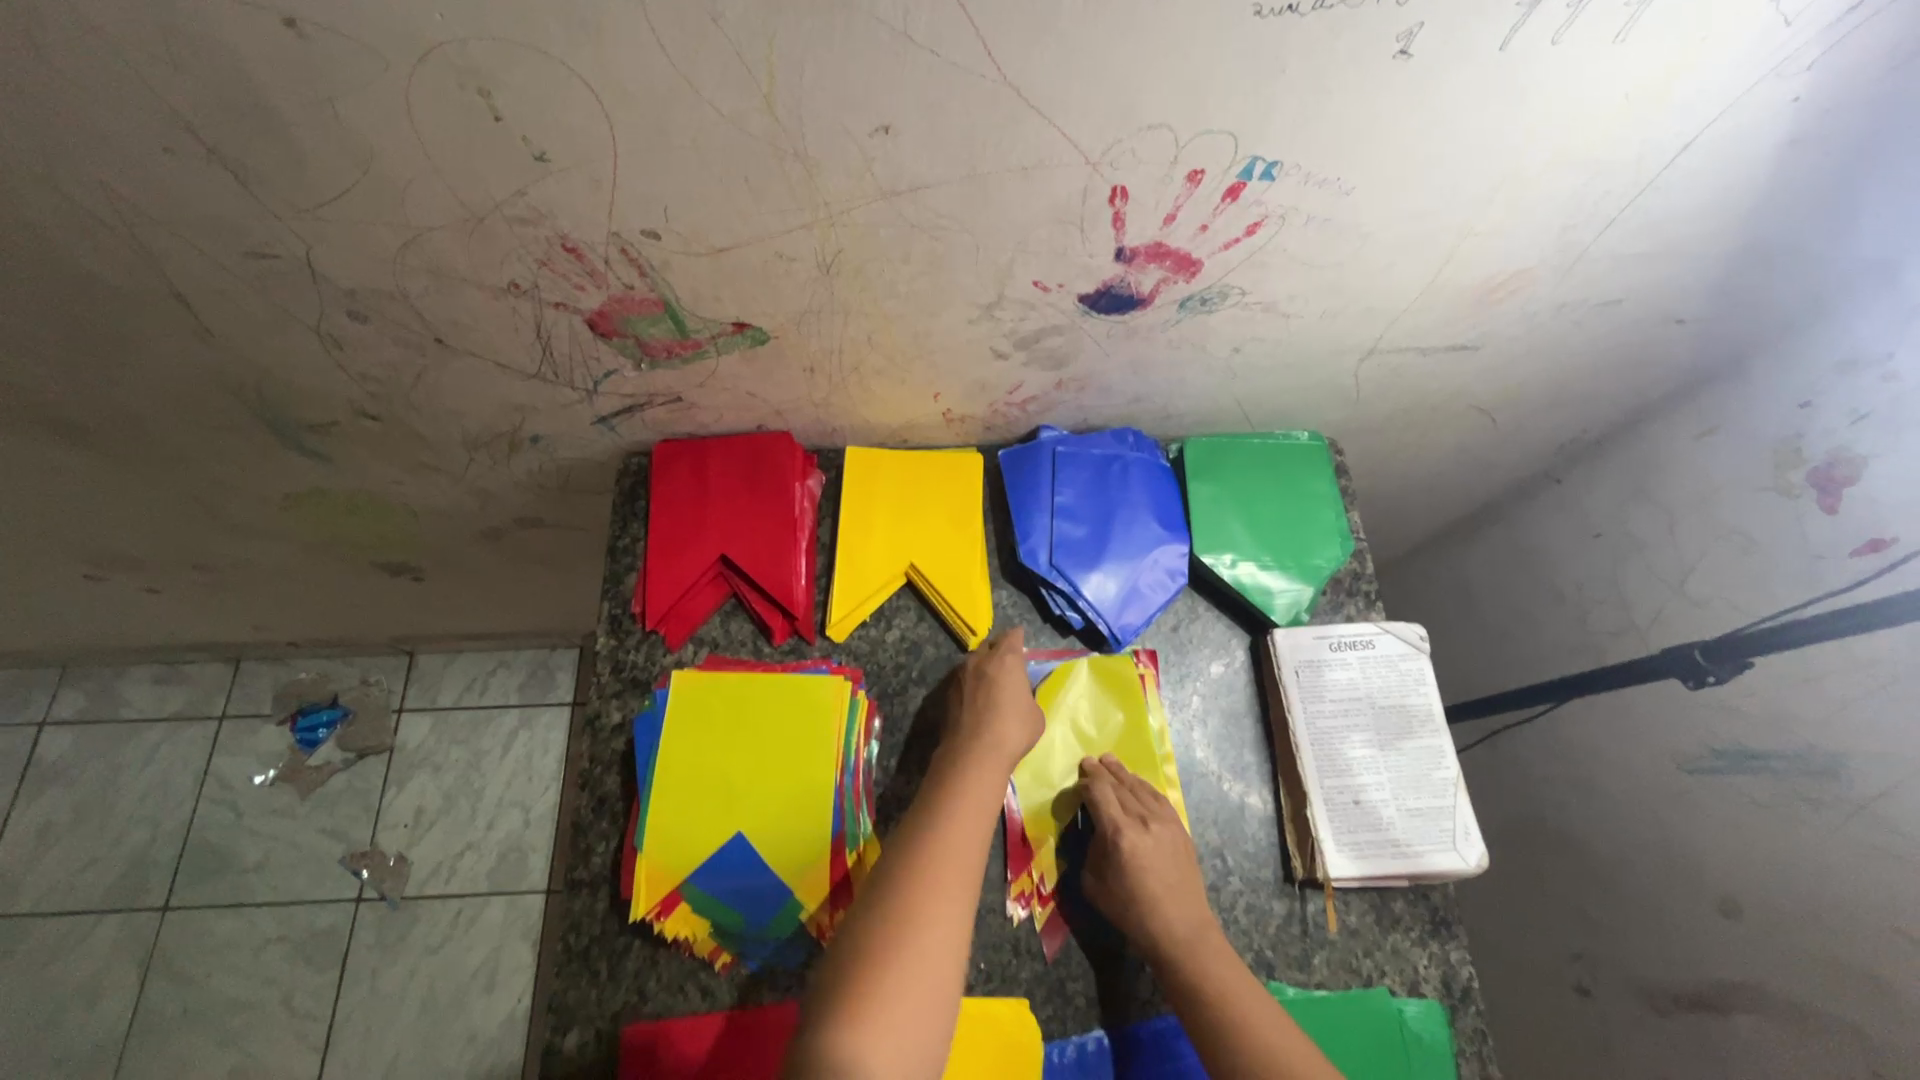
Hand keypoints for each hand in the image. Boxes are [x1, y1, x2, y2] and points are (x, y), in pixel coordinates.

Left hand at [941, 628, 1044, 776]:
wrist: (973, 754)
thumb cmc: (1013, 731)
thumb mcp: (1035, 713)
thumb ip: (1027, 695)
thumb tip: (1019, 695)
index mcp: (1006, 659)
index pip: (1013, 635)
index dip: (1018, 637)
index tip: (1021, 641)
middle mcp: (980, 659)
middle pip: (989, 644)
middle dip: (998, 649)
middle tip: (1006, 663)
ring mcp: (960, 674)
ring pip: (973, 661)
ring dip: (981, 666)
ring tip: (989, 682)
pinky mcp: (947, 691)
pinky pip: (962, 679)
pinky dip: (970, 683)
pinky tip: (975, 699)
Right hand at [1079, 754, 1219, 963]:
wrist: (1180, 928)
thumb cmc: (1131, 911)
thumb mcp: (1094, 883)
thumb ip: (1091, 849)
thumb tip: (1095, 830)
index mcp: (1119, 833)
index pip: (1098, 792)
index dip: (1086, 782)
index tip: (1078, 778)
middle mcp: (1143, 819)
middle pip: (1118, 784)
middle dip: (1102, 771)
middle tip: (1090, 760)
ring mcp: (1165, 821)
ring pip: (1139, 786)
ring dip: (1122, 773)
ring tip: (1110, 761)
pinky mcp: (1179, 827)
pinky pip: (1158, 797)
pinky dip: (1144, 785)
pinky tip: (1137, 782)